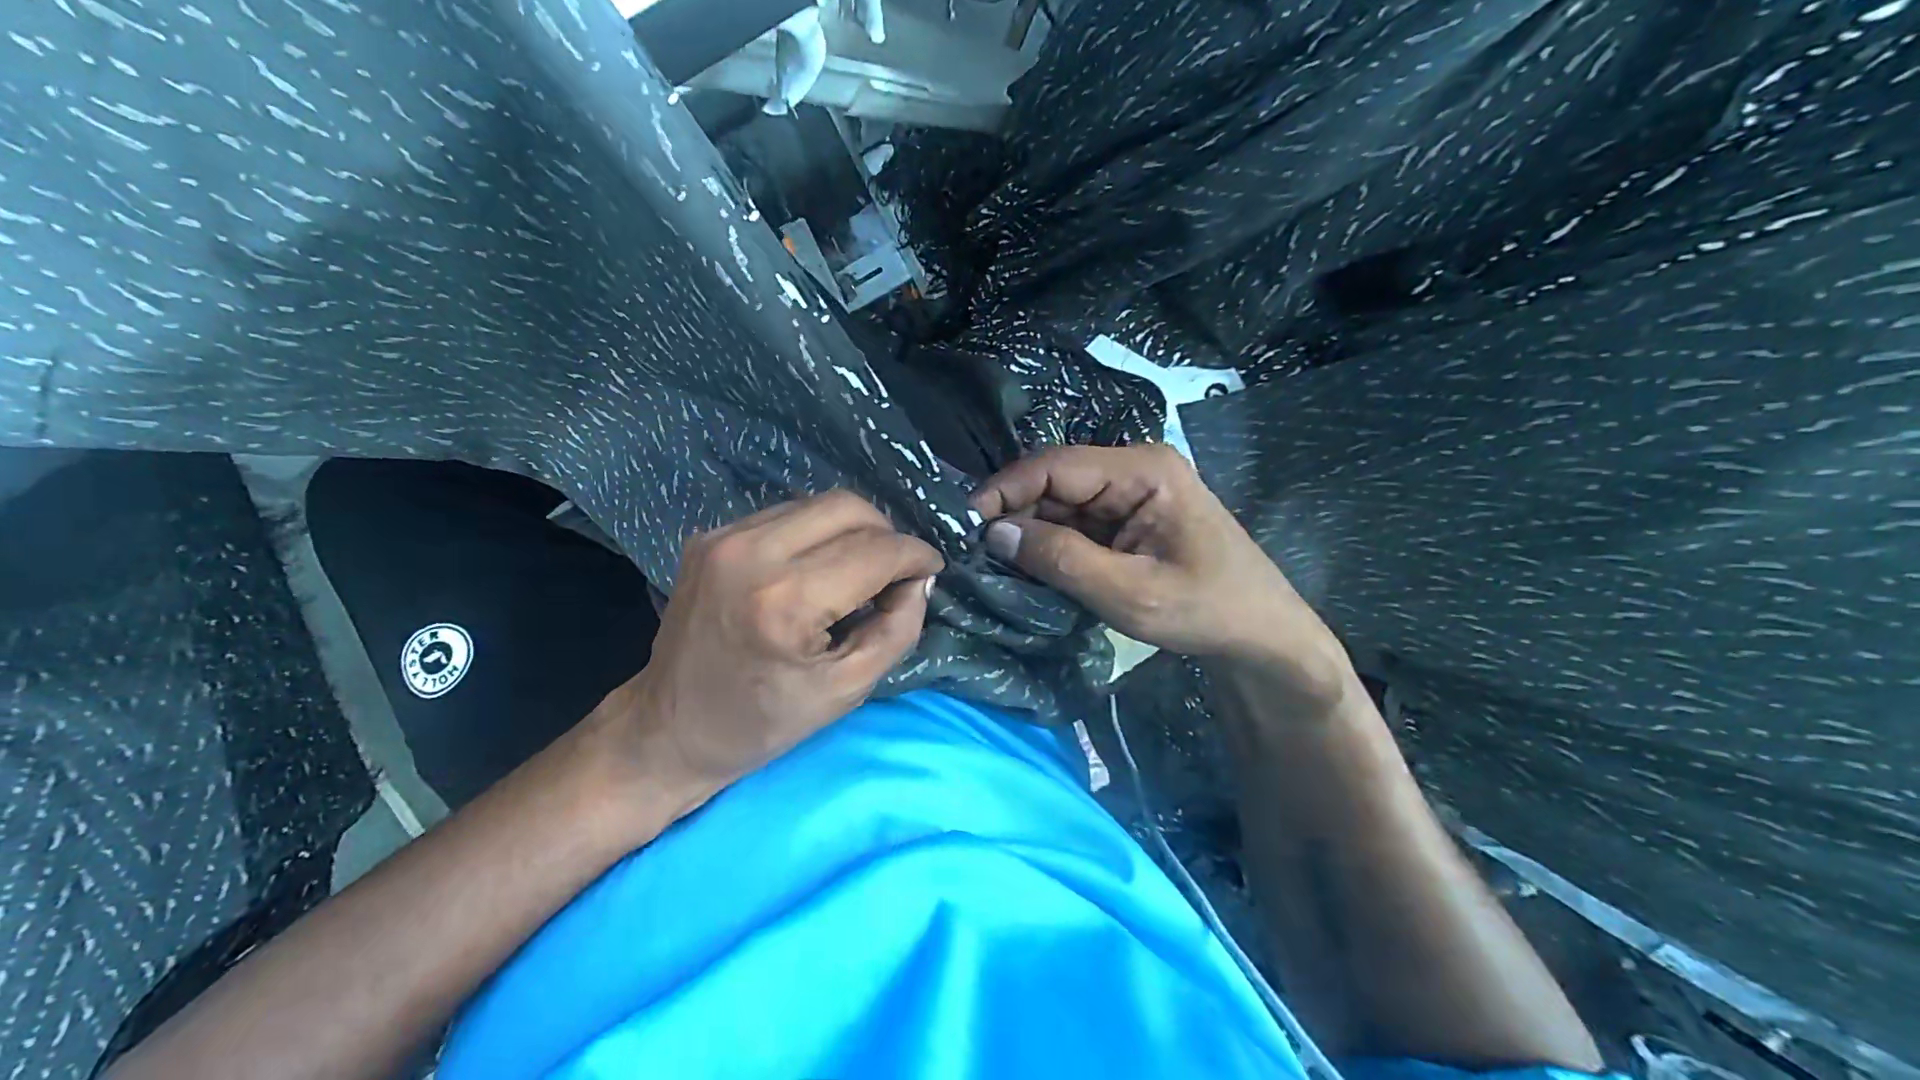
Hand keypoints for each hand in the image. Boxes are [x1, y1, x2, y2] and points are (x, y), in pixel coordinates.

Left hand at [594, 490, 943, 811]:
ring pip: (817, 503)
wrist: (669, 728)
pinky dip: (816, 533)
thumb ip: (897, 628)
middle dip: (887, 534)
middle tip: (895, 572)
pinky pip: (785, 514)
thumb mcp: (847, 689)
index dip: (915, 555)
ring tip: (858, 571)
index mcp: (786, 602)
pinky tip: (817, 568)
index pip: (875, 550)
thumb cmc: (763, 722)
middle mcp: (751, 554)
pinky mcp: (709, 536)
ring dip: (852, 530)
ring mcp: (724, 538)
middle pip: (848, 507)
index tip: (931, 569)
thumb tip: (919, 579)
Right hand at [971, 444, 1350, 708]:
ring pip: (1061, 504)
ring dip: (1030, 533)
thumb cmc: (1207, 611)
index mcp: (1143, 471)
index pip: (1055, 465)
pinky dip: (1051, 545)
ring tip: (993, 565)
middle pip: (1055, 482)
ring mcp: (1132, 494)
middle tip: (973, 553)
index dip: (1004, 490)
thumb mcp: (1130, 594)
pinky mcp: (1129, 518)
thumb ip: (1061, 560)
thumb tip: (995, 533)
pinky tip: (1030, 569)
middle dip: (1014, 515)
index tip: (963, 523)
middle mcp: (1134, 470)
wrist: (1261, 634)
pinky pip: (1077, 523)